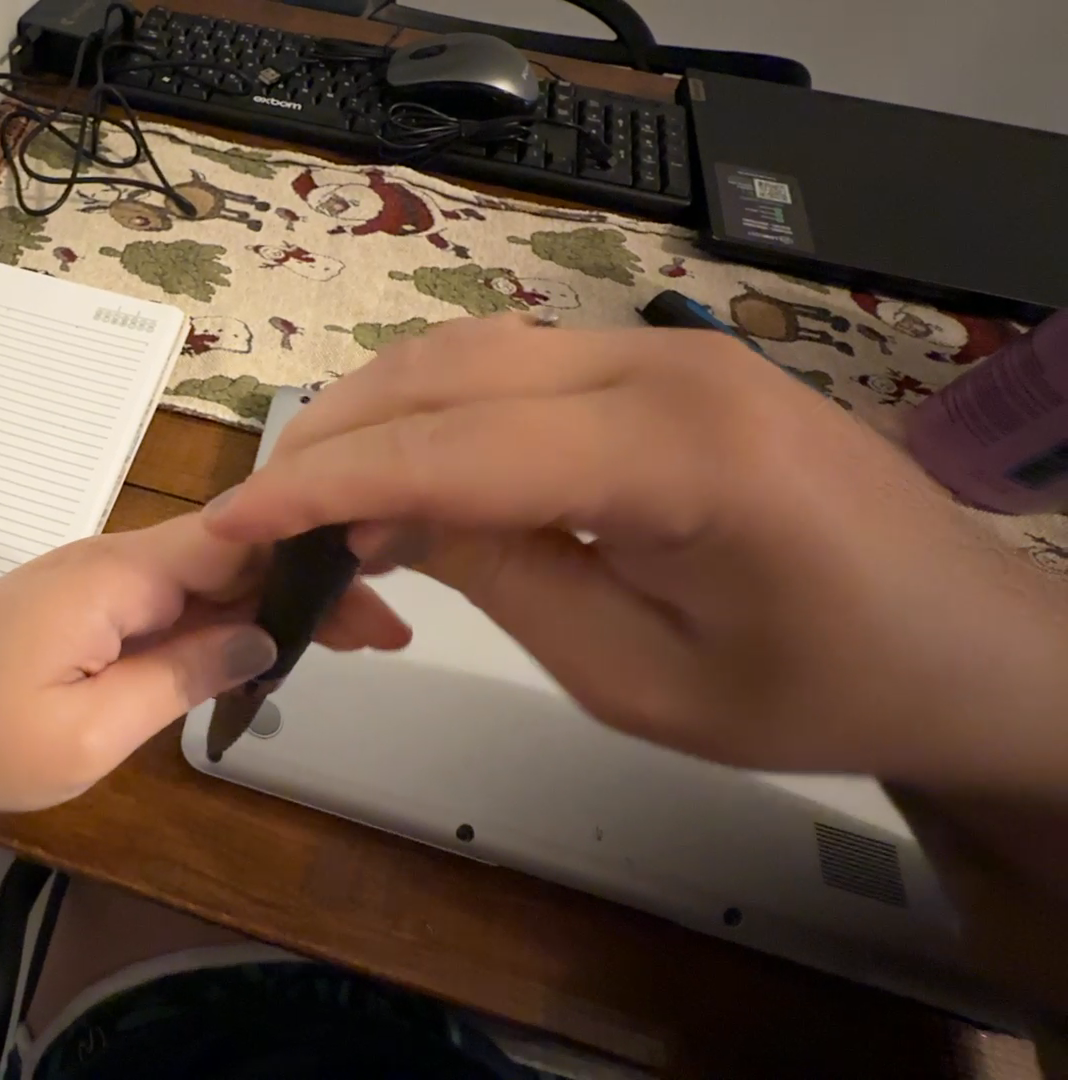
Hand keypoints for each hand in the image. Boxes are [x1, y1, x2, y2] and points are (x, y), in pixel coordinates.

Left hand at [0, 513, 411, 812]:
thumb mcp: (90, 731)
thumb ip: (180, 677)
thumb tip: (257, 642)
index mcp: (114, 576)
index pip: (231, 540)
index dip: (305, 557)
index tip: (372, 590)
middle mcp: (109, 560)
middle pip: (225, 556)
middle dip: (302, 586)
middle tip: (378, 632)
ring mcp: (93, 581)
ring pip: (199, 579)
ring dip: (264, 605)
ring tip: (339, 640)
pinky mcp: (80, 606)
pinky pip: (164, 602)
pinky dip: (215, 621)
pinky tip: (255, 647)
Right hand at [203, 317, 1067, 794]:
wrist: (970, 643)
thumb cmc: (812, 689)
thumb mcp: (631, 673)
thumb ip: (496, 575)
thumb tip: (377, 522)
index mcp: (674, 455)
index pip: (442, 452)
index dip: (319, 488)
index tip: (229, 524)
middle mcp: (655, 365)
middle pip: (432, 377)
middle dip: (322, 444)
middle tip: (258, 517)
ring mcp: (649, 350)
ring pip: (449, 356)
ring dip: (359, 420)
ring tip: (310, 499)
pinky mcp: (640, 362)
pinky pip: (489, 368)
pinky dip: (411, 413)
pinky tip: (390, 471)